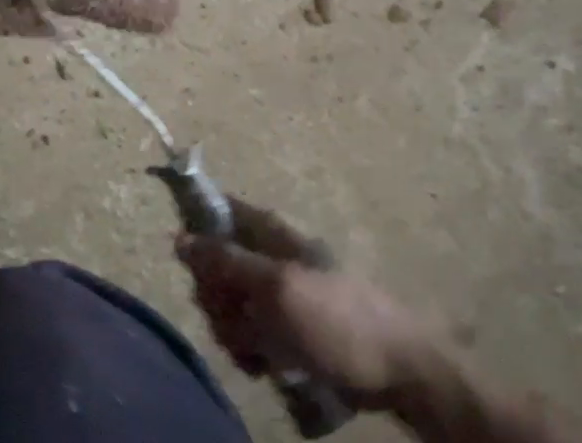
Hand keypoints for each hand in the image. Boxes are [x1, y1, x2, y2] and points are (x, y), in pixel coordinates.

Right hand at [176, 233, 438, 406]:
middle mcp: (271, 257)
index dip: (197, 227)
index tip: (190, 263)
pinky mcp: (288, 327)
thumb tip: (179, 237)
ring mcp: (280, 293)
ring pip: (229, 302)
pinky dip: (250, 348)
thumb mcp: (276, 288)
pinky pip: (250, 330)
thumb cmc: (338, 321)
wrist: (401, 372)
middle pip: (216, 264)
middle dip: (215, 298)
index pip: (219, 209)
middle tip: (231, 320)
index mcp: (271, 233)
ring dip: (232, 330)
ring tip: (254, 352)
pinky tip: (264, 365)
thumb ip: (225, 261)